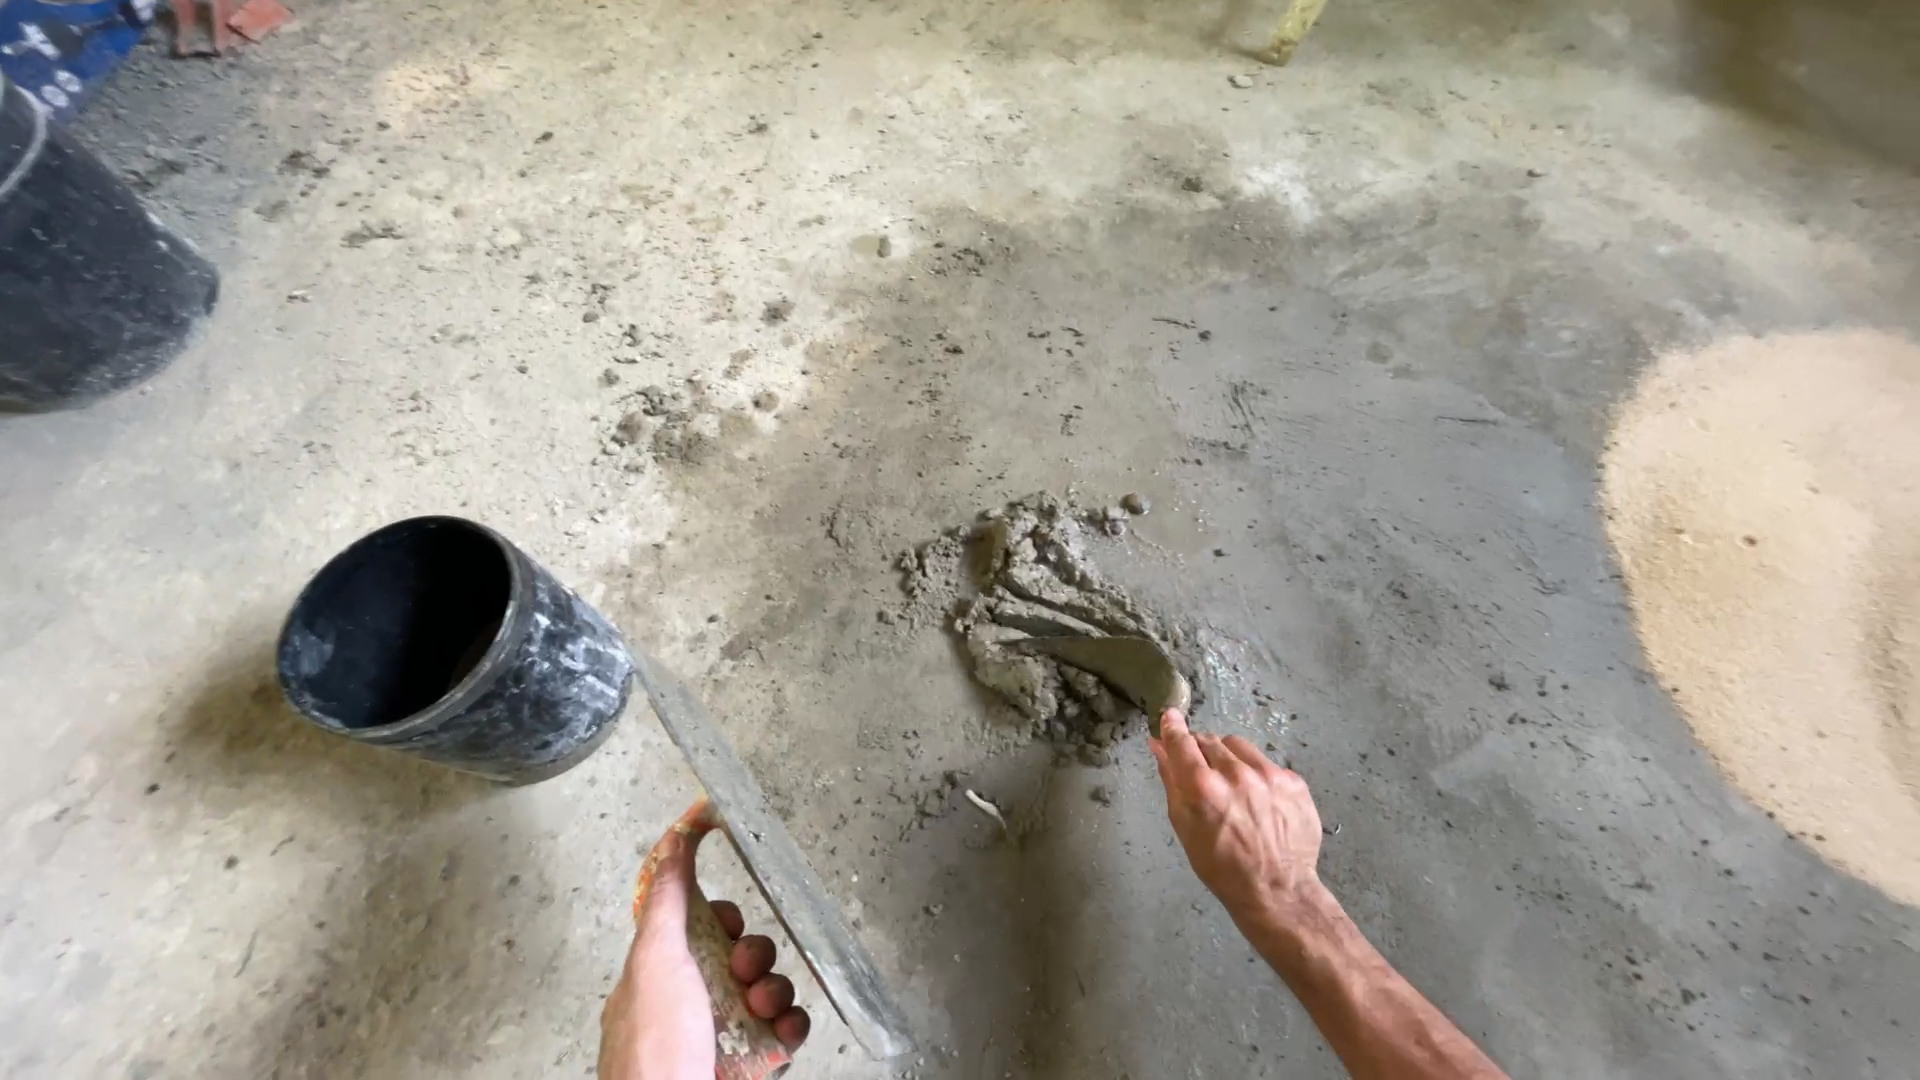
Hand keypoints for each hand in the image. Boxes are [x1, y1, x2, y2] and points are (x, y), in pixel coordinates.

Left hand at [599, 823, 809, 1079]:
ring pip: (769, 987)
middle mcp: (696, 1003)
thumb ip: (669, 901)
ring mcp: (727, 1035)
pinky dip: (791, 1024)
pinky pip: (787, 1028)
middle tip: (744, 969)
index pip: (703, 928)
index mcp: (663, 978)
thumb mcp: (656, 961)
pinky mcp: (755, 1063)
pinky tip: (784, 1028)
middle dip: (754, 953)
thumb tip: (673, 843)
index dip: (723, 918)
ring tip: (764, 1005)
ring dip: (774, 988)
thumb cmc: (655, 1046)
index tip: (728, 921)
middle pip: (743, 954)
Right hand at [1148, 707, 1326, 924]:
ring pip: (1237, 746)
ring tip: (1233, 786)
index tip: (1170, 716)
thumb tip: (1159, 745)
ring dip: (1228, 757)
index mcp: (1203, 787)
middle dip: (1201, 750)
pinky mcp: (1293, 781)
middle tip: (1203, 772)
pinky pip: (1265, 763)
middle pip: (1209, 740)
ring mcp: (1268, 775)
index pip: (1182, 741)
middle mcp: (1235, 774)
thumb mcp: (1183, 825)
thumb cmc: (1220, 864)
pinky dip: (1256, 773)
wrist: (1278, 890)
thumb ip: (1171, 779)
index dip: (1172, 726)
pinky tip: (1259, 799)